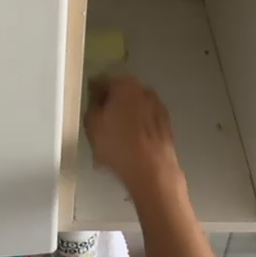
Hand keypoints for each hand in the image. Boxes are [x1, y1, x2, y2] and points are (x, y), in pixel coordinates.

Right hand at [85, 75, 182, 196]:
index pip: (102, 84)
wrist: (152, 172)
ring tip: (113, 146)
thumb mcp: (91, 125)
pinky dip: (137, 134)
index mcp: (125, 85)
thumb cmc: (118, 145)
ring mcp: (159, 109)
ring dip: (124, 124)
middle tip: (99, 129)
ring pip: (134, 113)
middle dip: (110, 111)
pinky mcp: (167, 128)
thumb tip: (97, 106)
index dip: (92, 97)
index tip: (88, 111)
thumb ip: (91, 109)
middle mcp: (145, 91)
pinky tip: (129, 151)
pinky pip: (145, 127)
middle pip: (120, 98)